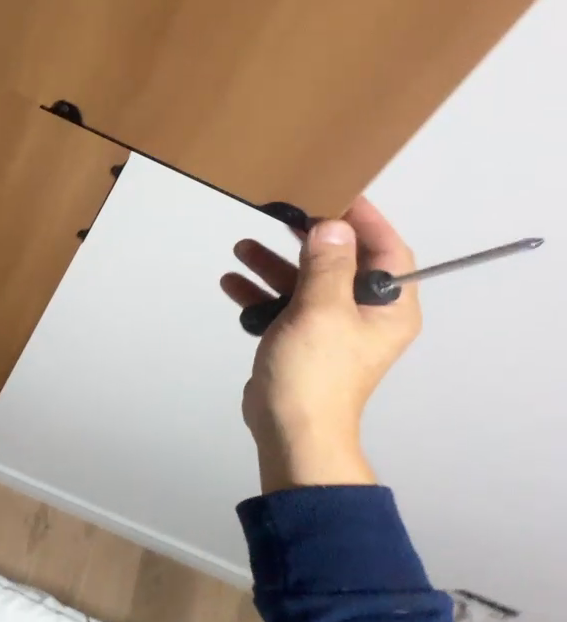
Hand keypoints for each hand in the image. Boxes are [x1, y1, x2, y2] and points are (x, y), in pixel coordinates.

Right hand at [221, 197, 421, 491]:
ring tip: (241, 246)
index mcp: (388, 308)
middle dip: (309, 241)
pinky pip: (281, 306)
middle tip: (280, 215)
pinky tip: (232, 281)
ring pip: (305, 284)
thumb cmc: (315, 369)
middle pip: (341, 265)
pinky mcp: (299, 341)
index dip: (364, 222)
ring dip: (274, 265)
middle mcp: (364, 315)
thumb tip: (331, 226)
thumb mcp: (320, 311)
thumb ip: (326, 267)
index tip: (336, 195)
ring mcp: (329, 329)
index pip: (386, 252)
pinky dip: (258, 292)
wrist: (291, 425)